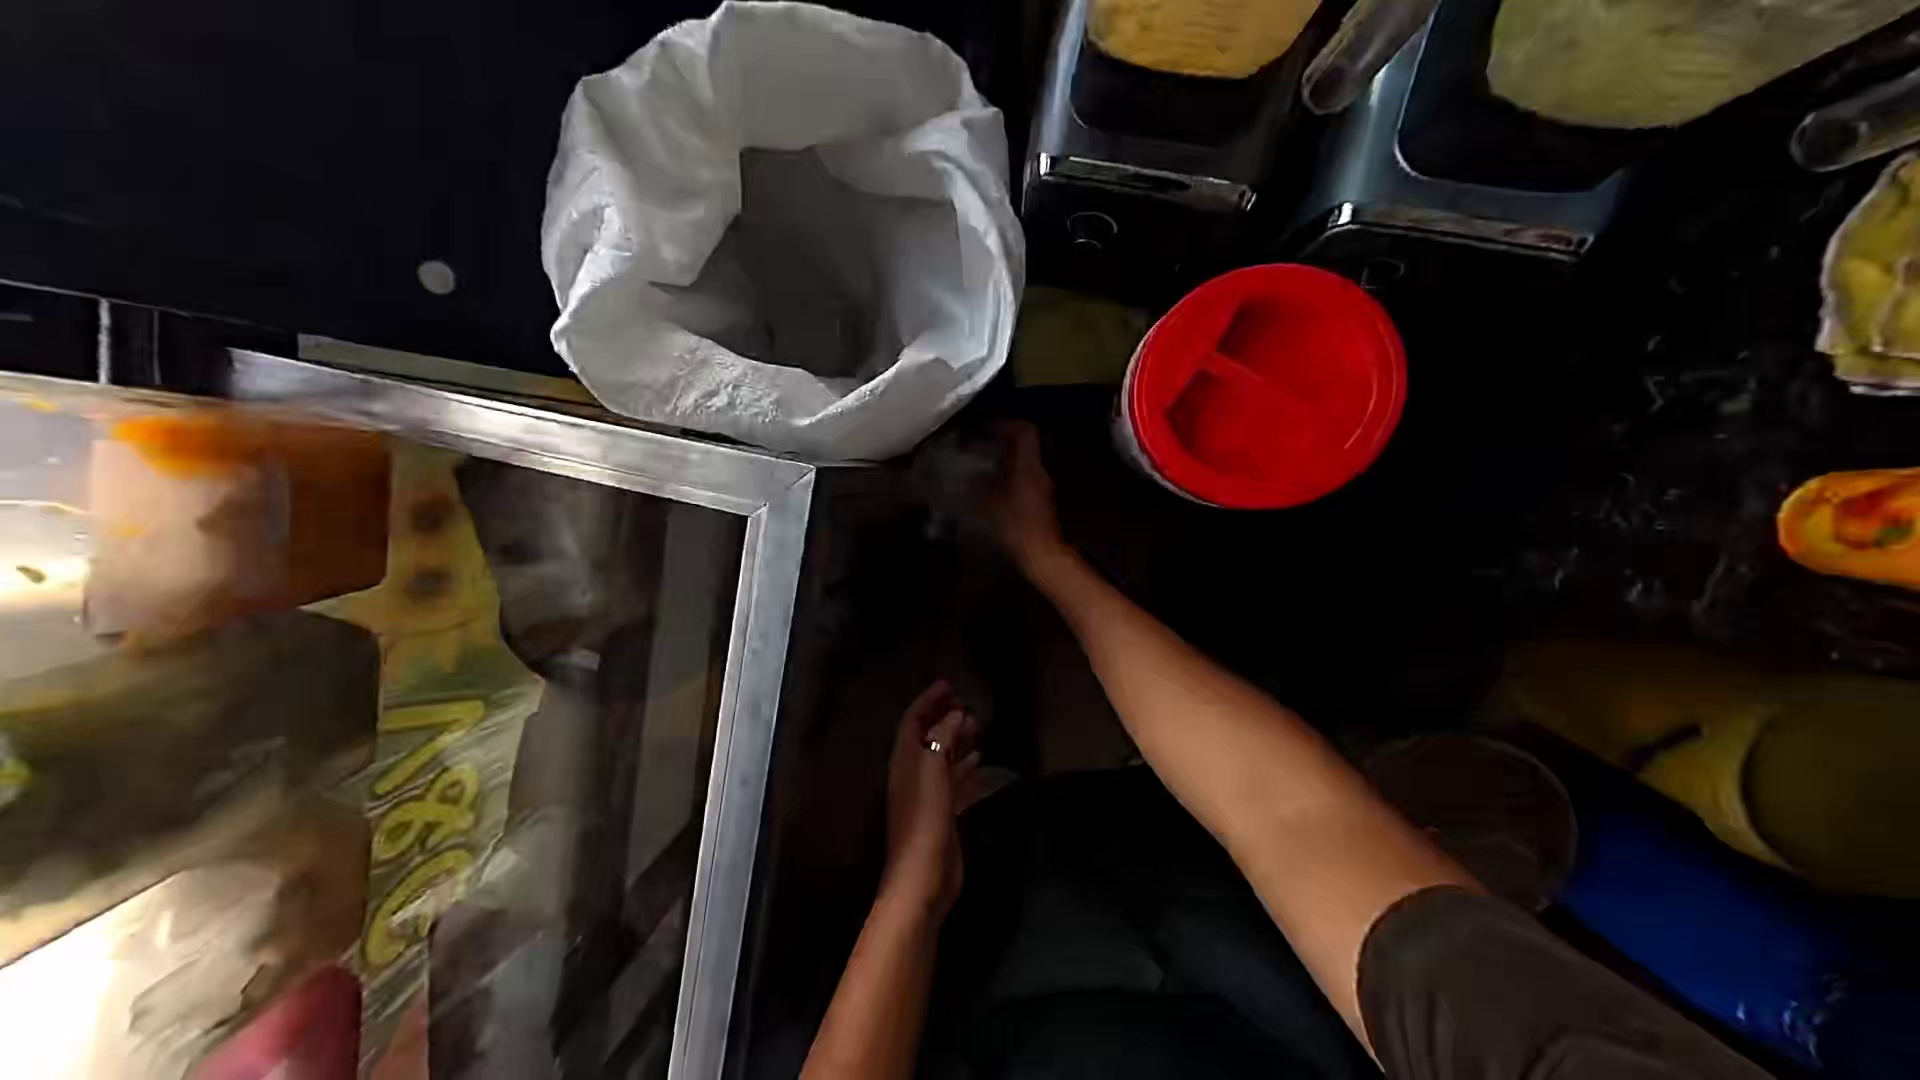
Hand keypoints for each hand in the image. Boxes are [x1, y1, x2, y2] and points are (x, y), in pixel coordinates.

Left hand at [883, 680, 979, 919]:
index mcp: (904, 760)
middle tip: (967, 702)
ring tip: (977, 725)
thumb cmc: (924, 821)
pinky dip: (965, 765)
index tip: (948, 683)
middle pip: (928, 735)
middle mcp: (912, 773)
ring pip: (942, 756)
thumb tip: (955, 714)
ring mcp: (927, 794)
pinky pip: (954, 779)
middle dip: (944, 717)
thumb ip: (942, 740)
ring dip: (956, 738)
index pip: (913, 720)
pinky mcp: (943, 812)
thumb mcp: (932, 772)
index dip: (928, 700)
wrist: (922, 878)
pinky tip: (979, 759)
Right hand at [987, 422, 1067, 577]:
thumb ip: (978, 488)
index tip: (986, 429)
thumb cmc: (1018, 528)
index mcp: (1029, 468)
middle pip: (1023, 447)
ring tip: (980, 467)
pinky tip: (989, 488)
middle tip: (978, 447)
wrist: (1042, 555)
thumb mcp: (991, 506)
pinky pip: (1022, 479)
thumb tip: (968, 477)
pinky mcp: (1038, 501)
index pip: (1025, 432)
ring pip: (1022, 463)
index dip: (1006, 425)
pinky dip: (1006, 476)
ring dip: (1002, 461)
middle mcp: (1038, 473)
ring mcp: (1040, 487)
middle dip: (1000, 443)